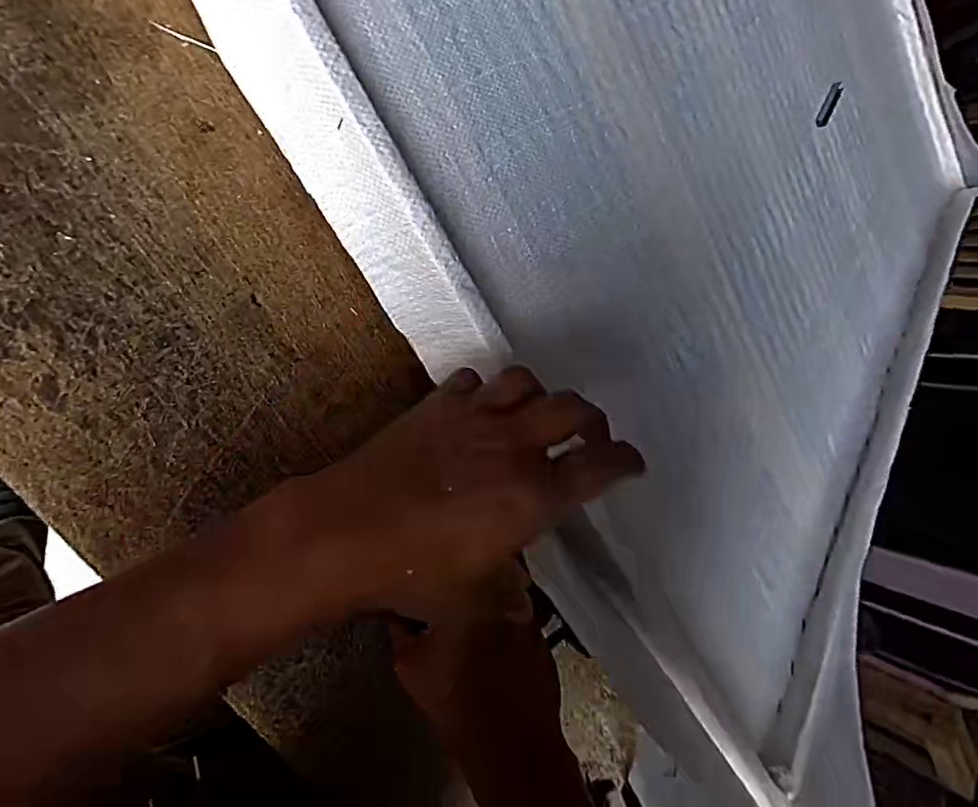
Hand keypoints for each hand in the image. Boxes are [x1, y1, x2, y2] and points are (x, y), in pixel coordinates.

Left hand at [280, 366, 643, 613]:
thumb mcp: (474, 597)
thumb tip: (518, 594)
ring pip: (526, 381)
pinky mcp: (438, 403)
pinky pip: (473, 380)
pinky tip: (476, 410)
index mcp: (532, 496)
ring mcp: (474, 417)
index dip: (625, 461)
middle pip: (573, 409)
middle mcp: (512, 446)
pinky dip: (484, 391)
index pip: (599, 467)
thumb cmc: (412, 574)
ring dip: (539, 396)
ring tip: (531, 417)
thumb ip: (509, 593)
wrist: (345, 530)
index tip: (632, 462)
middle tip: (588, 436)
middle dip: (592, 419)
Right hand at [391, 566, 592, 806]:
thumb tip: (396, 611)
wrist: (509, 748)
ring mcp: (529, 614)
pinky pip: (522, 619)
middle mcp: (506, 593)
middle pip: (481, 572)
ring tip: (475, 624)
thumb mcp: (411, 667)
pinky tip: (497, 648)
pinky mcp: (544, 636)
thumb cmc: (457, 703)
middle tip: (453, 599)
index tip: (431, 577)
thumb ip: (401, 629)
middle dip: (467, 581)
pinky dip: (509, 626)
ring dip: (490, 602)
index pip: (453, 562)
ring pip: (504, 594)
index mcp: (471, 591)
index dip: (440, 567)